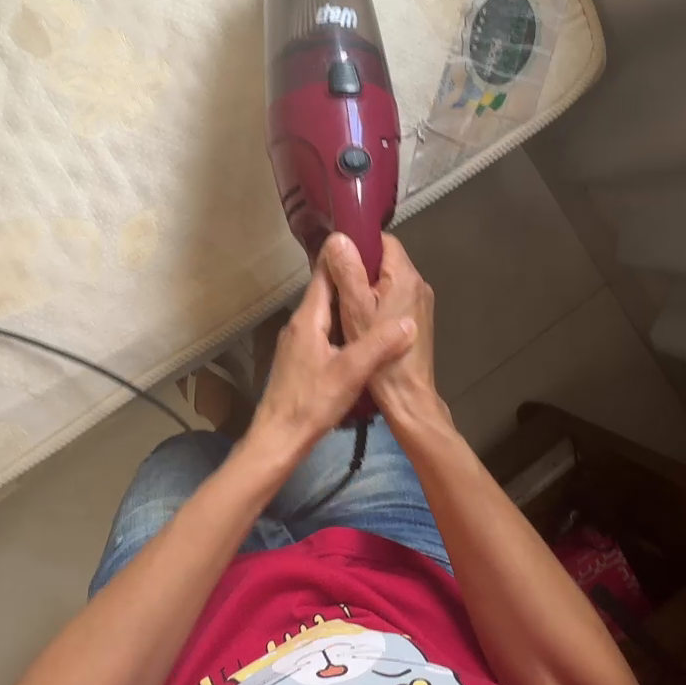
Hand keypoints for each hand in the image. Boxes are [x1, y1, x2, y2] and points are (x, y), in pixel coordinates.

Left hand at [246, 237, 415, 459]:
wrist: (277, 440)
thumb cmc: (311, 404)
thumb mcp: (350, 374)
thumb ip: (378, 345)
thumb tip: (407, 322)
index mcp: (308, 319)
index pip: (324, 274)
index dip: (344, 257)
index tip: (368, 244)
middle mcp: (299, 324)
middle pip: (326, 291)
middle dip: (351, 278)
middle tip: (382, 271)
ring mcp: (297, 342)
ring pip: (326, 312)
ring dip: (348, 303)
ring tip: (377, 297)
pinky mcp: (300, 360)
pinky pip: (324, 330)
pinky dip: (343, 324)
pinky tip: (361, 334)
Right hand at [324, 233, 445, 427]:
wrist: (407, 396)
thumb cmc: (379, 353)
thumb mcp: (356, 309)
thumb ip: (348, 271)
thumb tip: (338, 238)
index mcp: (405, 276)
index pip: (384, 240)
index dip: (359, 244)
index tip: (338, 259)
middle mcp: (418, 284)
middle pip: (386, 261)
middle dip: (360, 268)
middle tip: (336, 284)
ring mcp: (421, 303)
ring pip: (389, 281)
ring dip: (367, 287)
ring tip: (344, 303)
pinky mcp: (419, 319)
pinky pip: (395, 298)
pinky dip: (377, 302)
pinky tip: (360, 319)